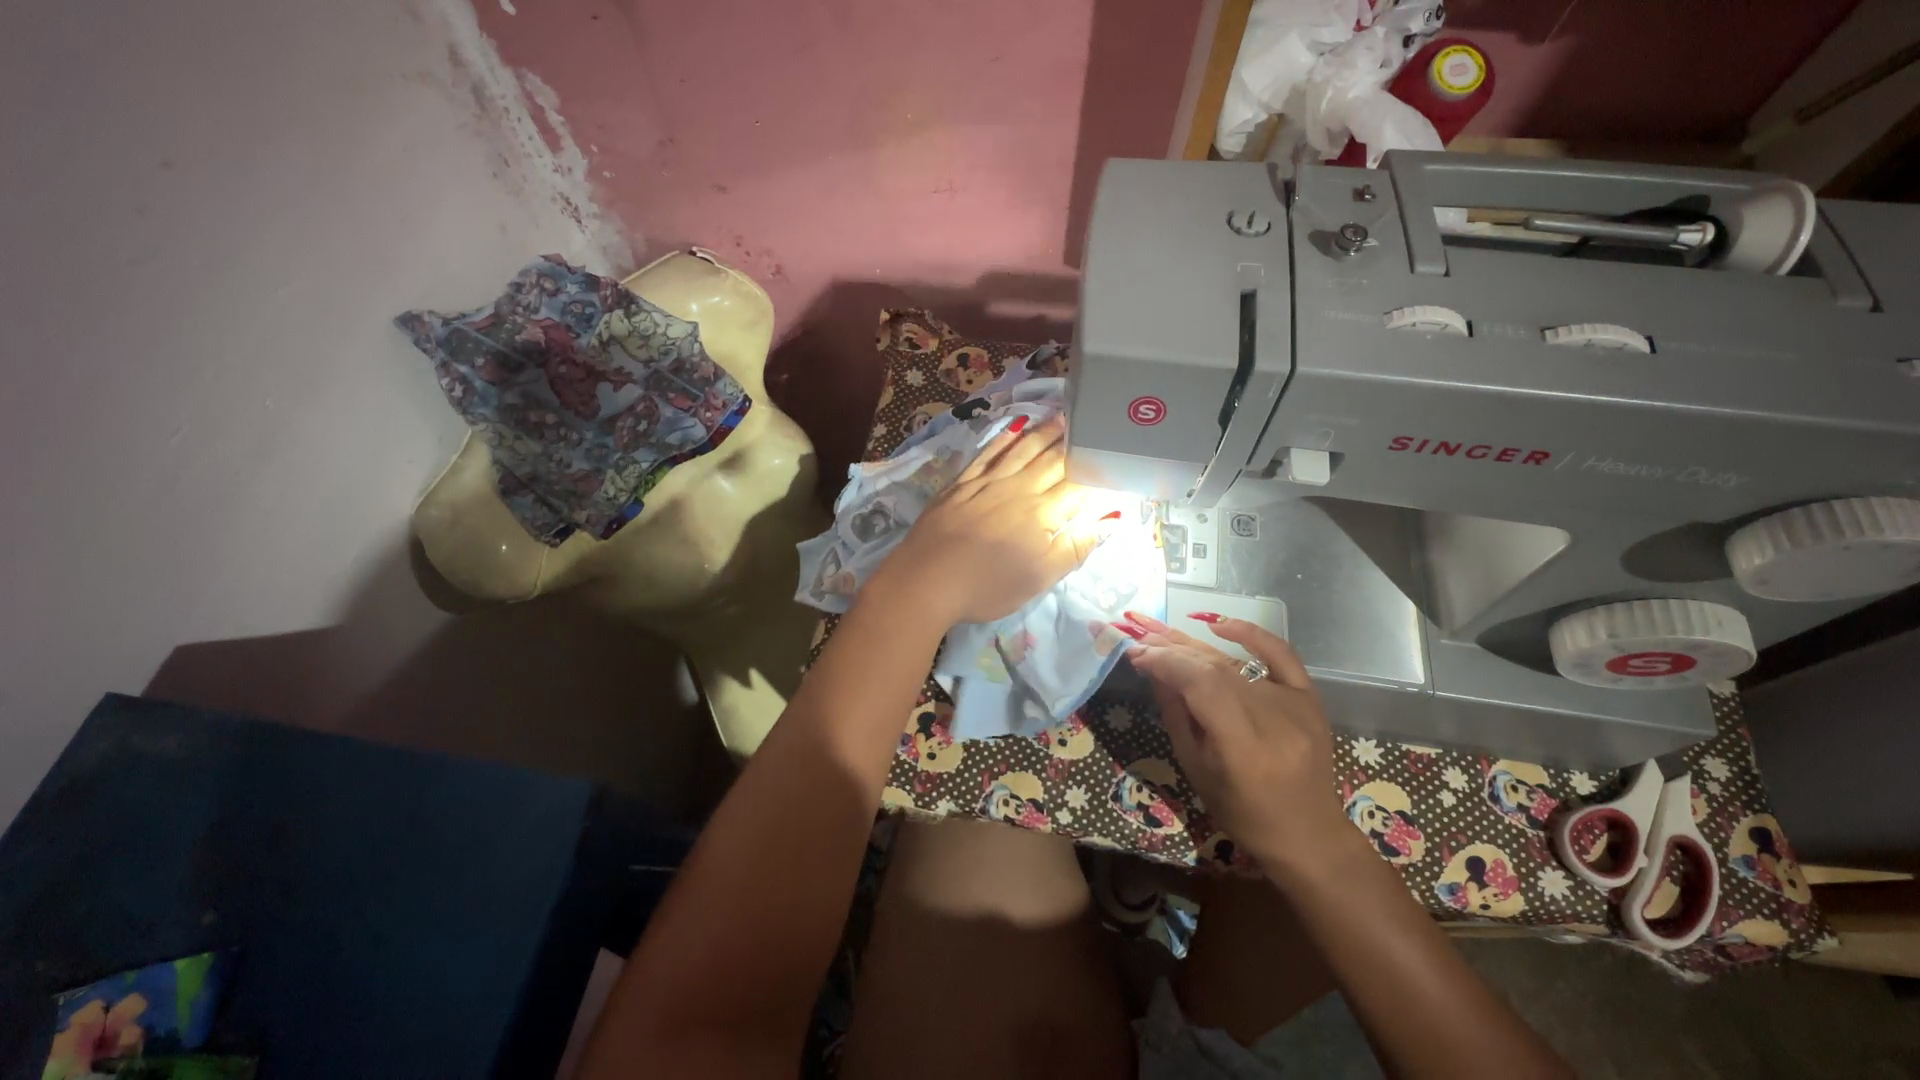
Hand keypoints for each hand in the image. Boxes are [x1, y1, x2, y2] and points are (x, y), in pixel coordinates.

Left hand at [869, 415, 1101, 626]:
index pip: (1078, 486)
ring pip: (1022, 450)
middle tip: (1091, 424)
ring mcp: (986, 483)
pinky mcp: (959, 485)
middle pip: (1052, 461)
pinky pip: (988, 454)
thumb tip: (1110, 519)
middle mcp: (1018, 490)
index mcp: (1042, 514)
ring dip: (1044, 433)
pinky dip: (1004, 440)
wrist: (925, 581)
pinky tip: (1014, 429)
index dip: (1097, 472)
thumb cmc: (987, 587)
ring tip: (1061, 417)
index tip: (1112, 459)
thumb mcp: (1039, 578)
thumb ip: (1075, 547)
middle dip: (1074, 443)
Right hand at [1121, 613, 1346, 874]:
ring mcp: (1295, 704)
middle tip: (1139, 638)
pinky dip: (1251, 635)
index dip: (1166, 663)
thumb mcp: (1196, 770)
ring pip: (1235, 663)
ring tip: (1161, 635)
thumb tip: (1154, 670)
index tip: (1136, 655)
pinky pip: (1281, 654)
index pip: (1201, 684)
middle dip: (1172, 649)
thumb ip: (1176, 716)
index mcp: (1243, 745)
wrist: (1306, 832)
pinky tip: (1218, 624)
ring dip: (1195, 647)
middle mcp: (1272, 718)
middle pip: (1216, 667)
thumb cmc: (1243, 813)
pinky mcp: (1309, 698)